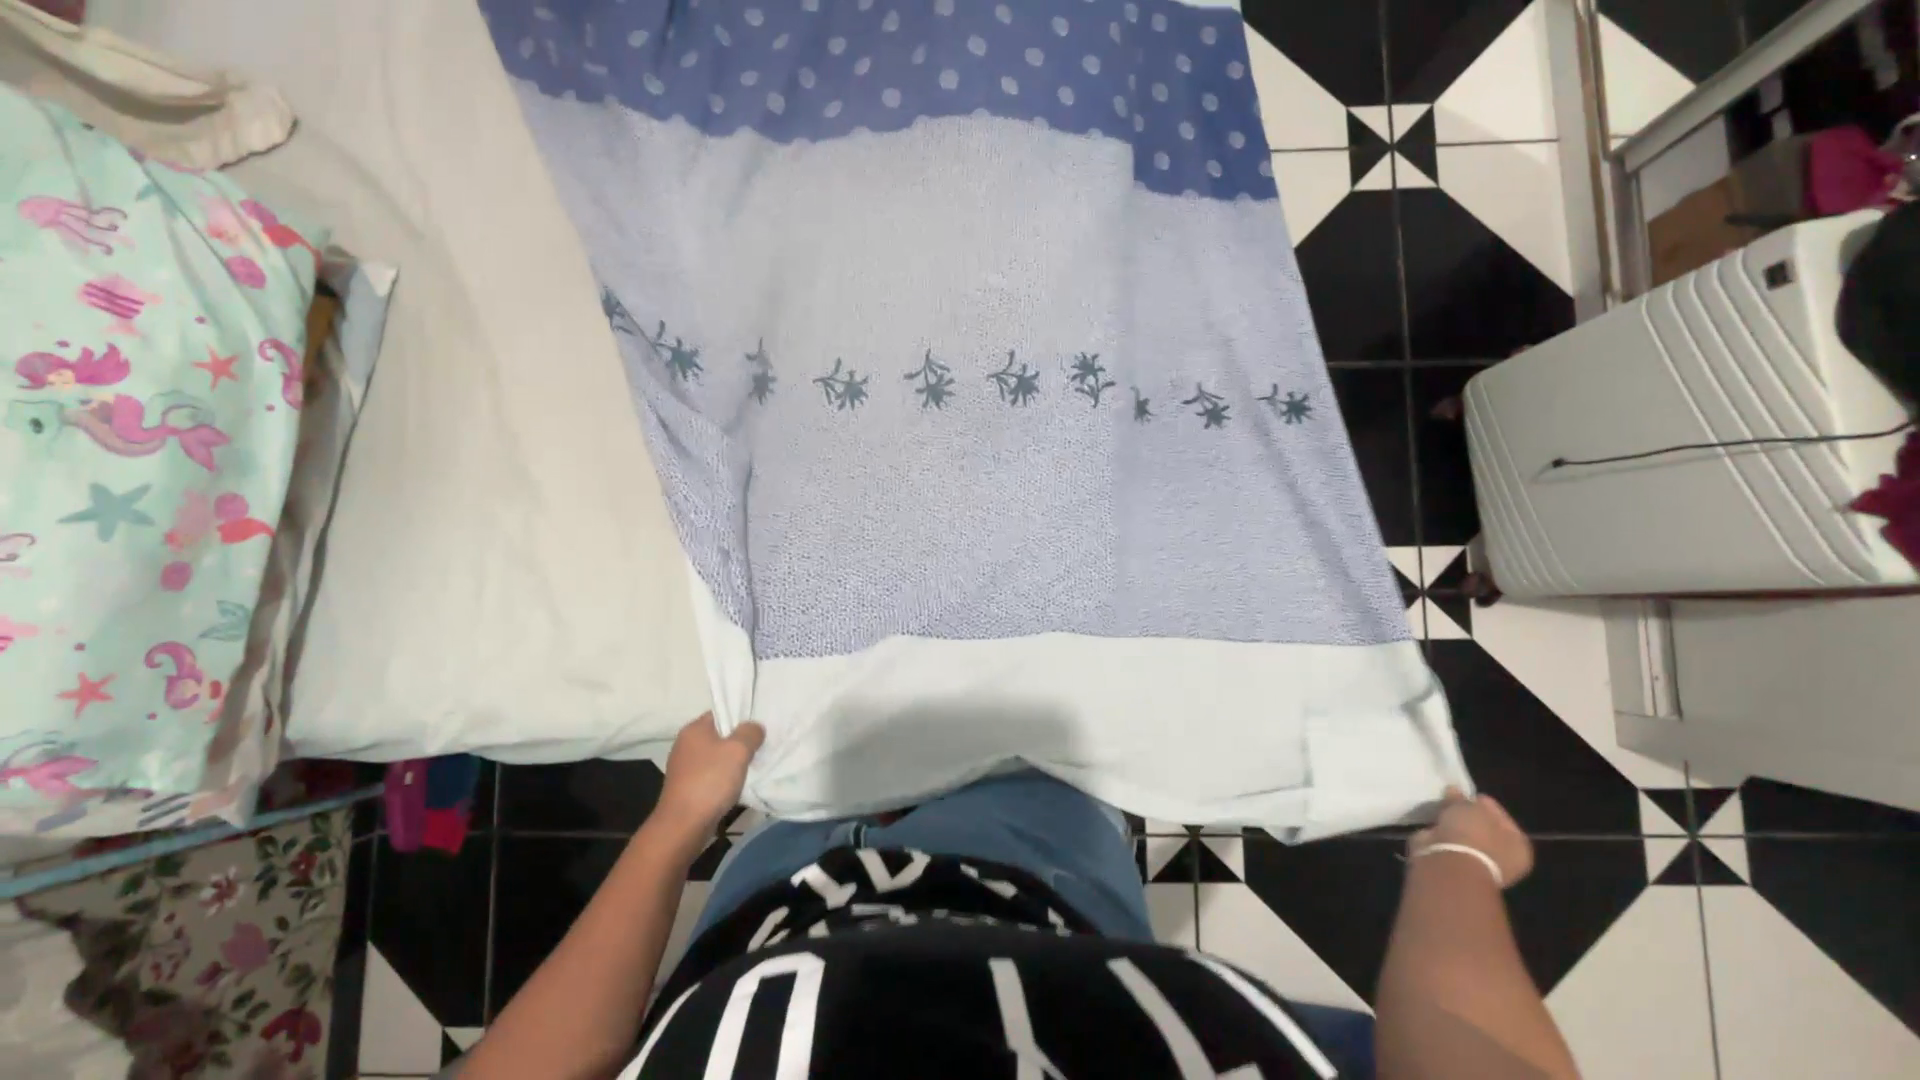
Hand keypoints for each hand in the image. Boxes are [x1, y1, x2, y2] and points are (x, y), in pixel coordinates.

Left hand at [654, 713, 764, 837]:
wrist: (684, 824)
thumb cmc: (710, 781)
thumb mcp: (738, 750)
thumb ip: (750, 732)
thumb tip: (754, 727)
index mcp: (694, 729)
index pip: (721, 712)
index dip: (741, 717)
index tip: (759, 728)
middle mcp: (685, 744)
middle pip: (719, 735)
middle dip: (739, 741)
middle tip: (760, 748)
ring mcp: (684, 767)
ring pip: (716, 756)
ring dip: (732, 762)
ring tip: (752, 767)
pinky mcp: (686, 786)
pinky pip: (711, 774)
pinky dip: (724, 778)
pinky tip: (736, 786)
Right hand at [1409, 787, 1532, 888]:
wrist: (1450, 864)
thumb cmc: (1471, 833)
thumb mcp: (1469, 806)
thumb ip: (1463, 798)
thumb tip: (1454, 790)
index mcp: (1518, 844)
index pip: (1501, 816)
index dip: (1483, 803)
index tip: (1467, 795)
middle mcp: (1503, 857)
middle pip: (1483, 828)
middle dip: (1467, 815)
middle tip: (1451, 801)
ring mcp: (1479, 864)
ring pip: (1465, 837)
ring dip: (1453, 826)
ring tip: (1439, 811)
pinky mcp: (1456, 867)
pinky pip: (1449, 845)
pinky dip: (1441, 836)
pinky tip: (1432, 825)